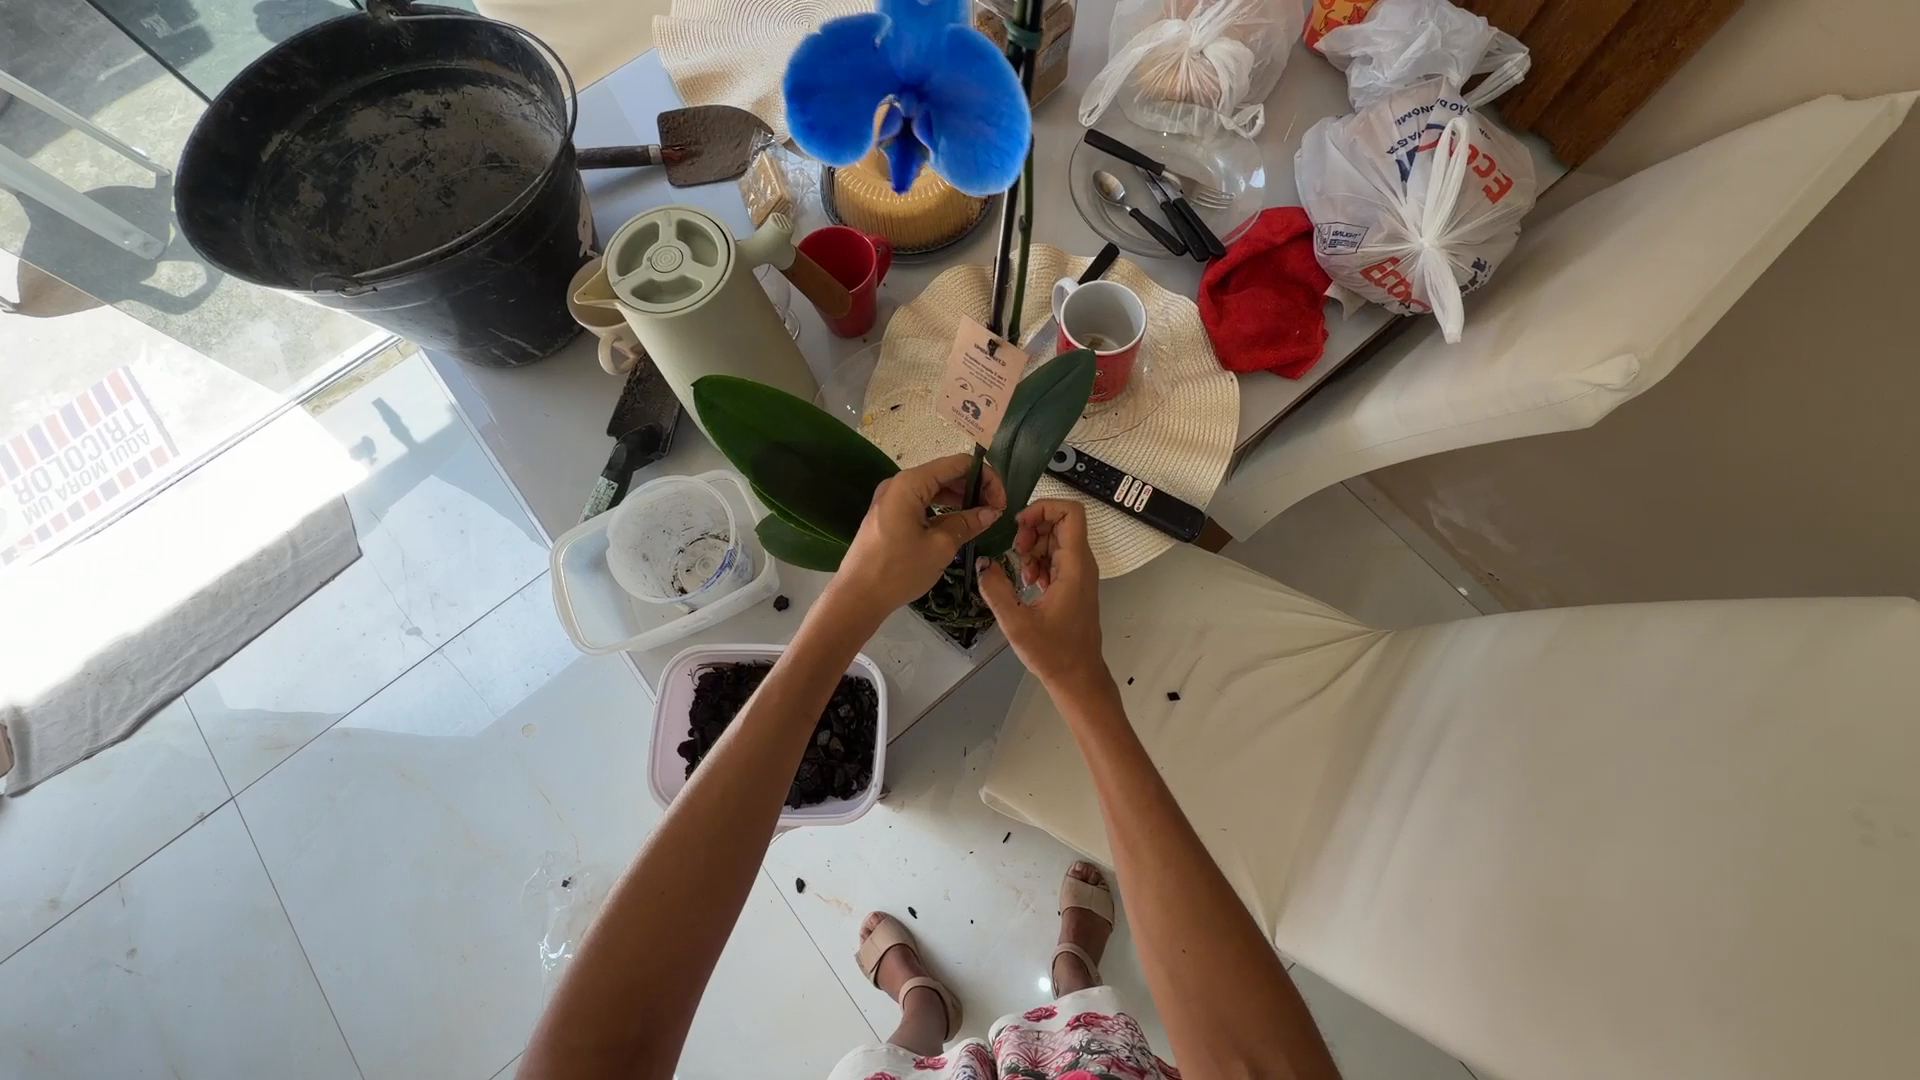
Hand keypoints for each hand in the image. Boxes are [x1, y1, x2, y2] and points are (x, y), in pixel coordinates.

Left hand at [823, 454, 1005, 627]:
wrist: (857, 597)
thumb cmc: (898, 570)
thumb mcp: (940, 546)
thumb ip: (967, 523)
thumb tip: (991, 512)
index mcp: (910, 483)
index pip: (958, 464)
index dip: (986, 478)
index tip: (1001, 503)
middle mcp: (899, 484)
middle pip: (945, 474)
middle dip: (974, 489)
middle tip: (995, 513)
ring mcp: (891, 500)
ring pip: (934, 490)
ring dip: (960, 500)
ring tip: (982, 519)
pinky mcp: (889, 516)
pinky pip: (922, 504)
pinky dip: (943, 510)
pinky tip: (958, 525)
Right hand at [976, 500, 1110, 695]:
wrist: (1077, 677)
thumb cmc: (1053, 653)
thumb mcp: (1015, 623)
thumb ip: (996, 589)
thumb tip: (983, 563)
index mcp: (1074, 566)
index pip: (1070, 512)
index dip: (1043, 509)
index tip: (1019, 527)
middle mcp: (1081, 564)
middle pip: (1060, 522)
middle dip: (1032, 529)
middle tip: (1014, 551)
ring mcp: (1079, 574)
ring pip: (1056, 539)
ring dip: (1033, 547)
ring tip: (1019, 572)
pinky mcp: (1073, 584)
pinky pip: (1056, 557)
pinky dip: (1038, 561)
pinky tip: (1026, 583)